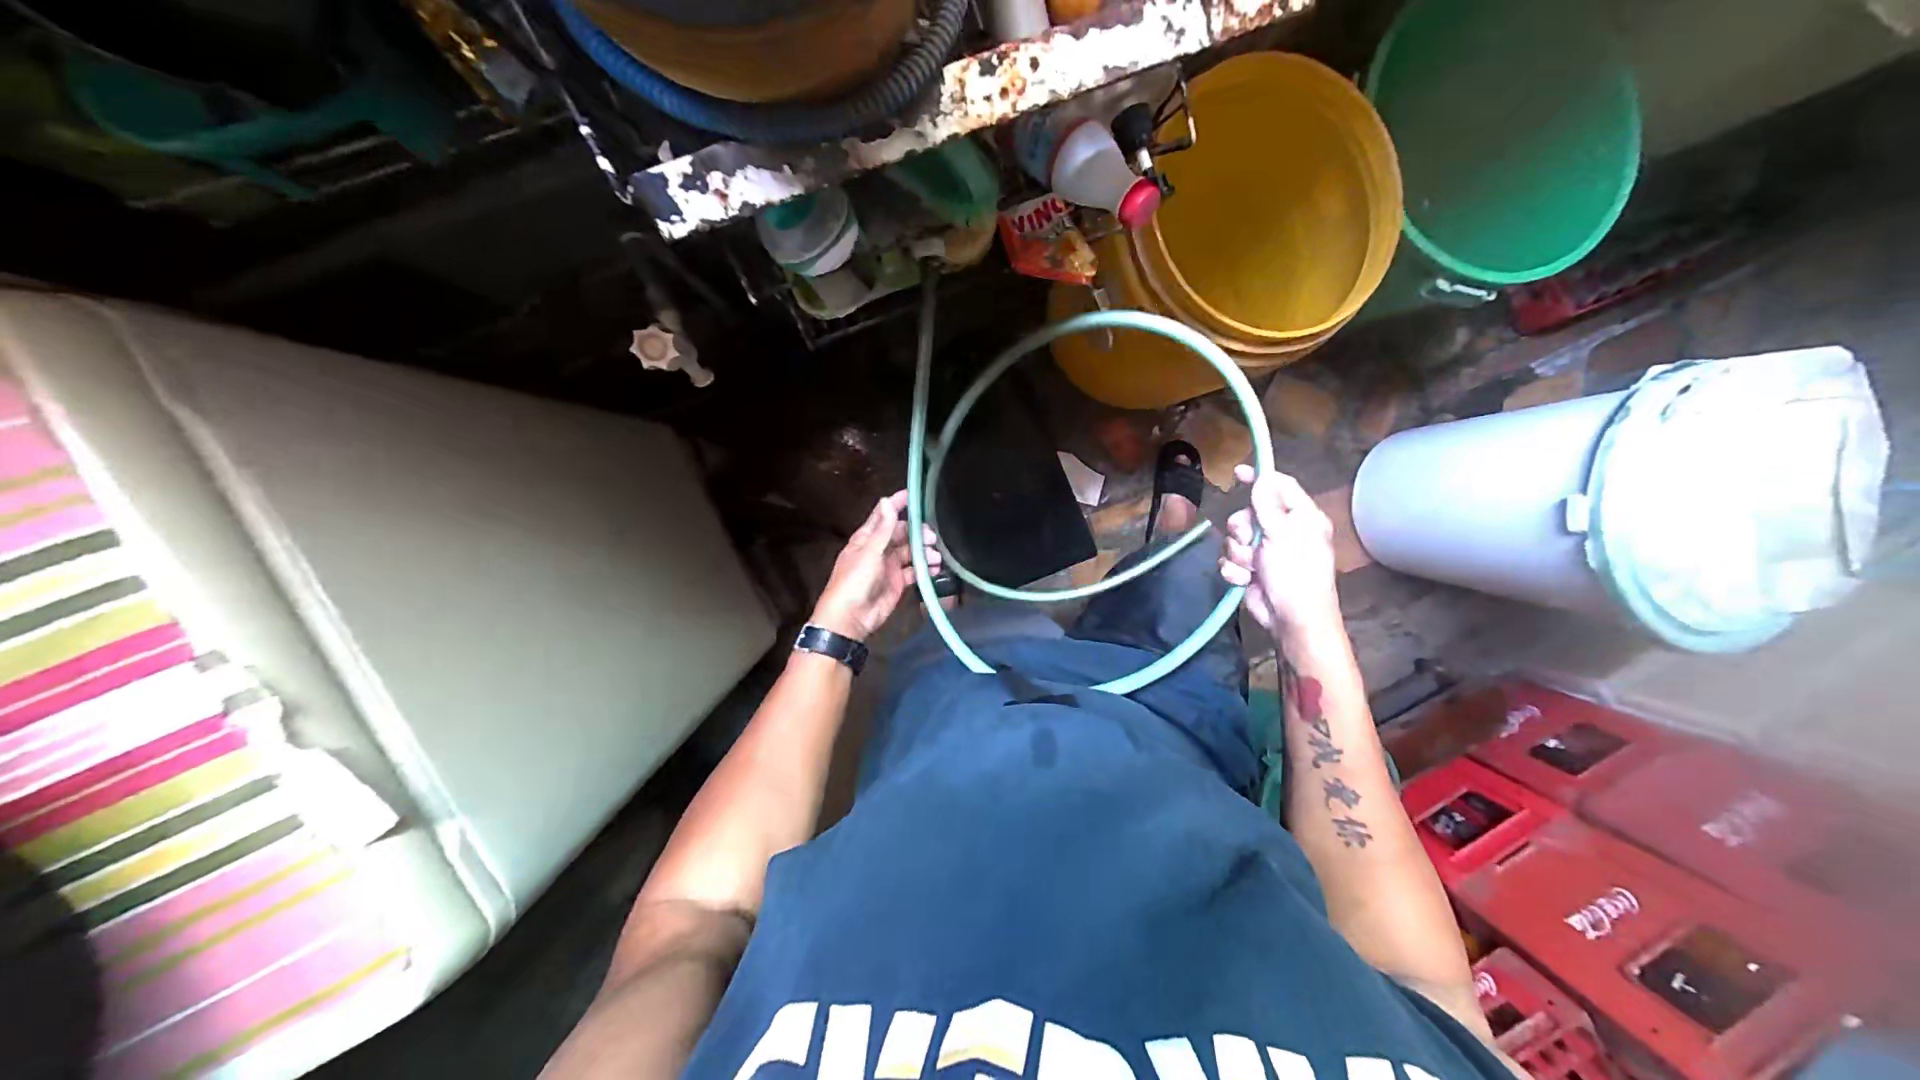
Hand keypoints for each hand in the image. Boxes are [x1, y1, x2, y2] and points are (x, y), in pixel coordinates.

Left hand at [810, 491, 941, 641]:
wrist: (850, 618)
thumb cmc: (854, 581)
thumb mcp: (869, 552)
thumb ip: (882, 529)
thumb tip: (887, 500)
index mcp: (866, 538)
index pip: (884, 515)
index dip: (897, 504)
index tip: (914, 495)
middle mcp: (878, 549)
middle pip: (901, 534)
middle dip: (917, 532)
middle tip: (932, 536)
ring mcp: (888, 567)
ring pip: (910, 552)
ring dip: (923, 551)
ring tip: (936, 556)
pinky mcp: (897, 583)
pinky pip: (914, 571)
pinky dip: (924, 569)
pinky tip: (935, 569)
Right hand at [1218, 464, 1340, 636]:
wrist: (1292, 620)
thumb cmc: (1296, 574)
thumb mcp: (1283, 533)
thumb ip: (1268, 504)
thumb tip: (1263, 476)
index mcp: (1301, 518)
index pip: (1279, 487)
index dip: (1259, 478)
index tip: (1237, 473)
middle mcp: (1283, 532)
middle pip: (1249, 513)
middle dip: (1242, 527)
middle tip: (1248, 539)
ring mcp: (1266, 552)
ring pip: (1235, 538)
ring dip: (1238, 553)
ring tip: (1252, 567)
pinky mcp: (1251, 571)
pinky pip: (1230, 560)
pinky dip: (1234, 571)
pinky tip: (1245, 580)